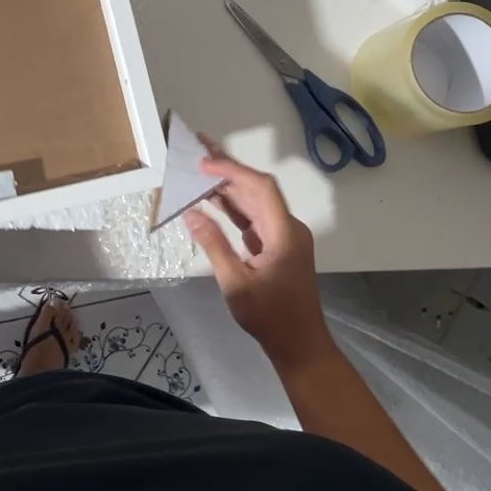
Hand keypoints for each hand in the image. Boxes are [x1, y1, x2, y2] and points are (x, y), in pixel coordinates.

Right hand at [182, 139, 330, 368]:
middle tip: (199, 147)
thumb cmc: (270, 317)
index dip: (232, 171)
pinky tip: (210, 197)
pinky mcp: (275, 246)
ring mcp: (283, 236)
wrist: (299, 344)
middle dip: (228, 167)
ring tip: (199, 166)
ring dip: (228, 185)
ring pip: (254, 201)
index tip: (203, 163)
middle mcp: (287, 228)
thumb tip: (191, 214)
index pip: (259, 188)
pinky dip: (232, 206)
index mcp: (284, 233)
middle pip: (257, 188)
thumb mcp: (236, 283)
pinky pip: (252, 218)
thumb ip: (214, 245)